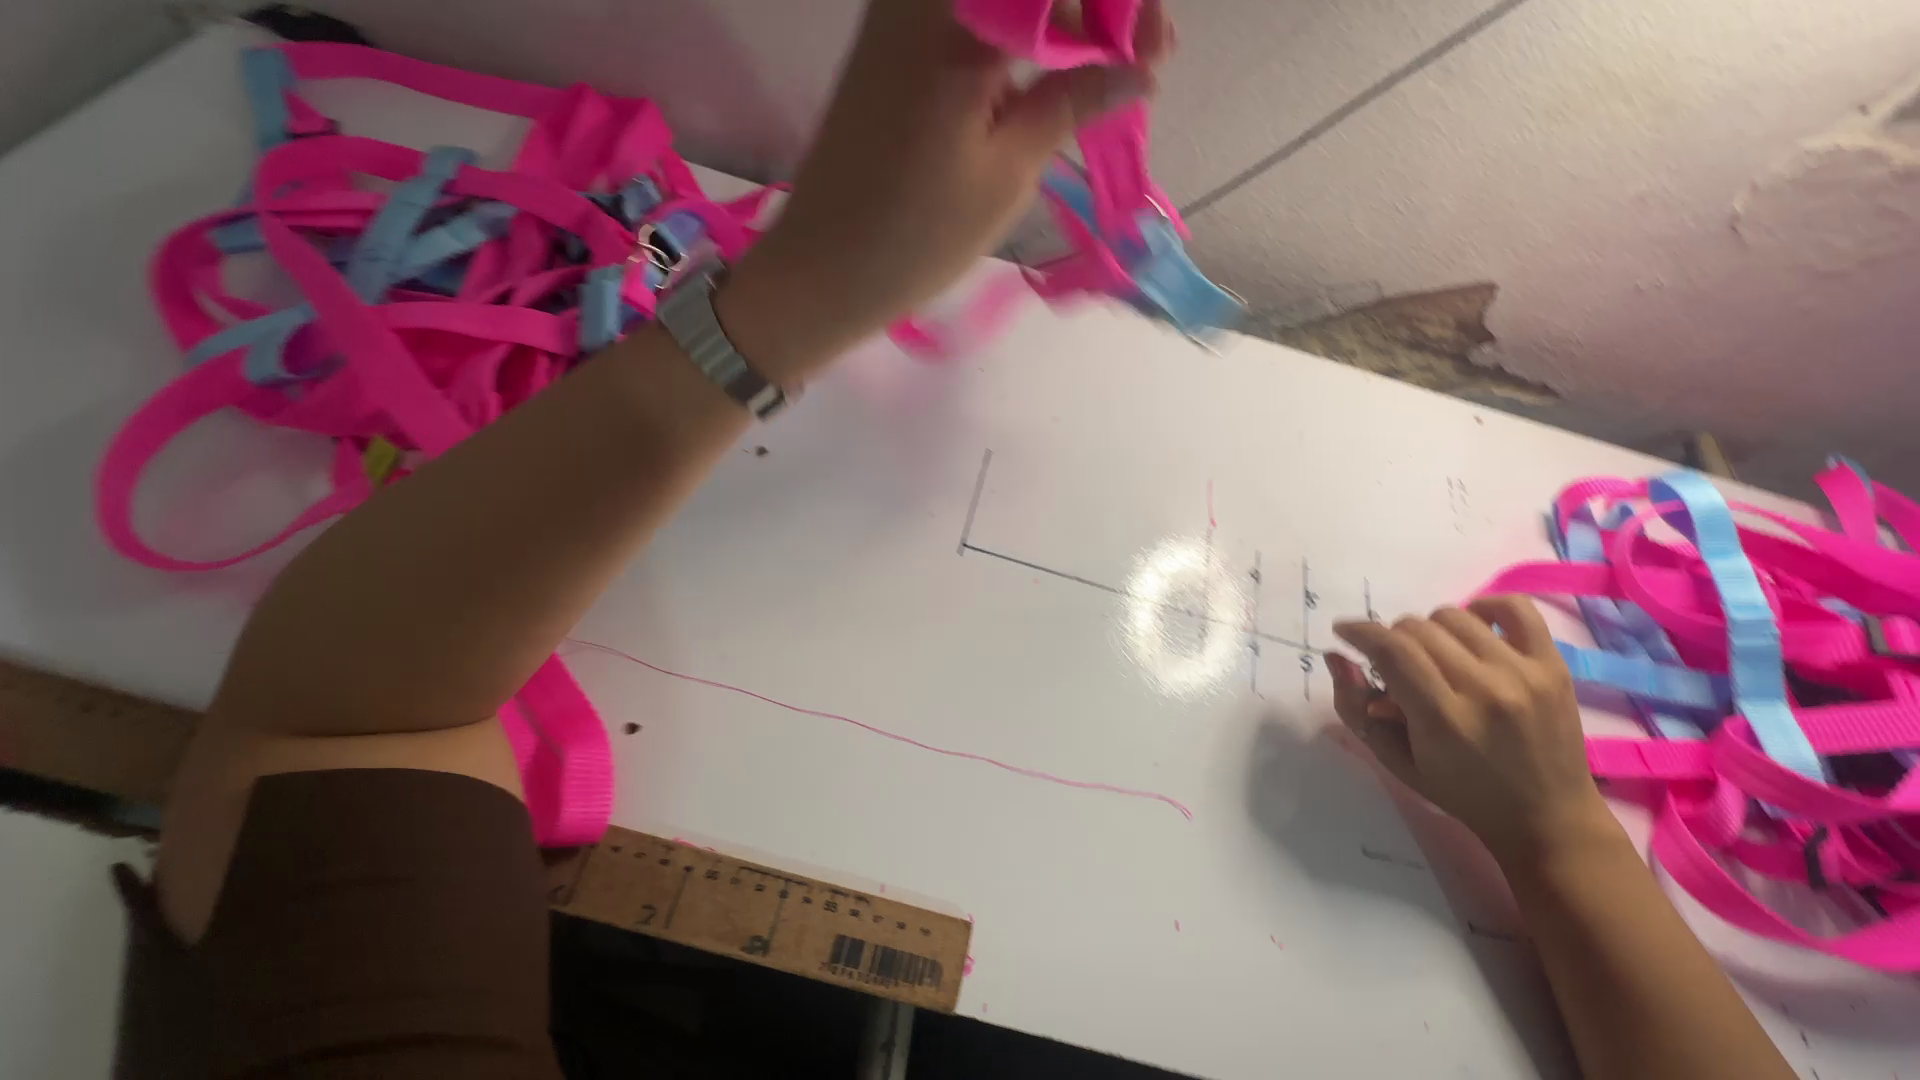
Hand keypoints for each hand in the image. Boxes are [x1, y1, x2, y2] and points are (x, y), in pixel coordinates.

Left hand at [717, 0, 1170, 381]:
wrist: (820, 271)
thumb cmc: (915, 235)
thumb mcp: (1007, 171)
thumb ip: (1073, 100)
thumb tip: (1136, 69)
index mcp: (957, 15)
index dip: (1121, 5)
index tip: (1156, 56)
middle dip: (1097, 8)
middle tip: (1138, 65)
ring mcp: (900, 11)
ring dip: (1061, 18)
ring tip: (1103, 76)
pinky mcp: (891, 39)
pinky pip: (971, 11)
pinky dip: (1019, 31)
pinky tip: (1050, 71)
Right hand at [1328, 596, 1613, 863]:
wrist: (1548, 817)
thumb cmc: (1461, 793)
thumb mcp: (1395, 761)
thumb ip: (1355, 708)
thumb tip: (1336, 657)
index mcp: (1443, 719)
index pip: (1391, 650)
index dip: (1359, 632)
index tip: (1344, 632)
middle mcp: (1485, 689)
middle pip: (1417, 629)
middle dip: (1392, 639)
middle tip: (1395, 665)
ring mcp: (1524, 673)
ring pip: (1454, 616)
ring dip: (1430, 629)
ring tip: (1435, 655)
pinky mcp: (1553, 666)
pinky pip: (1515, 608)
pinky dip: (1485, 607)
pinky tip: (1475, 627)